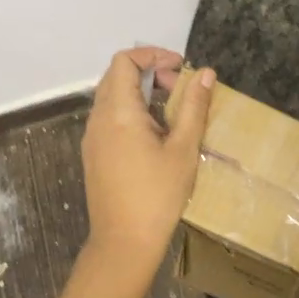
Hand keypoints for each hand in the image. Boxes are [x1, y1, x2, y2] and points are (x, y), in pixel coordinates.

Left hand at [80, 47, 214, 260]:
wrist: (124, 241)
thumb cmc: (158, 195)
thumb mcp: (183, 149)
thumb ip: (194, 107)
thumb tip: (206, 74)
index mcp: (118, 112)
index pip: (125, 61)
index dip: (153, 55)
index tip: (181, 69)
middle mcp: (99, 119)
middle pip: (116, 76)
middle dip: (150, 72)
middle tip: (180, 89)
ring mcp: (93, 138)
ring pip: (112, 97)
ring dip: (141, 93)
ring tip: (173, 113)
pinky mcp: (94, 155)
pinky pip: (110, 118)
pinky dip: (132, 112)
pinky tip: (156, 136)